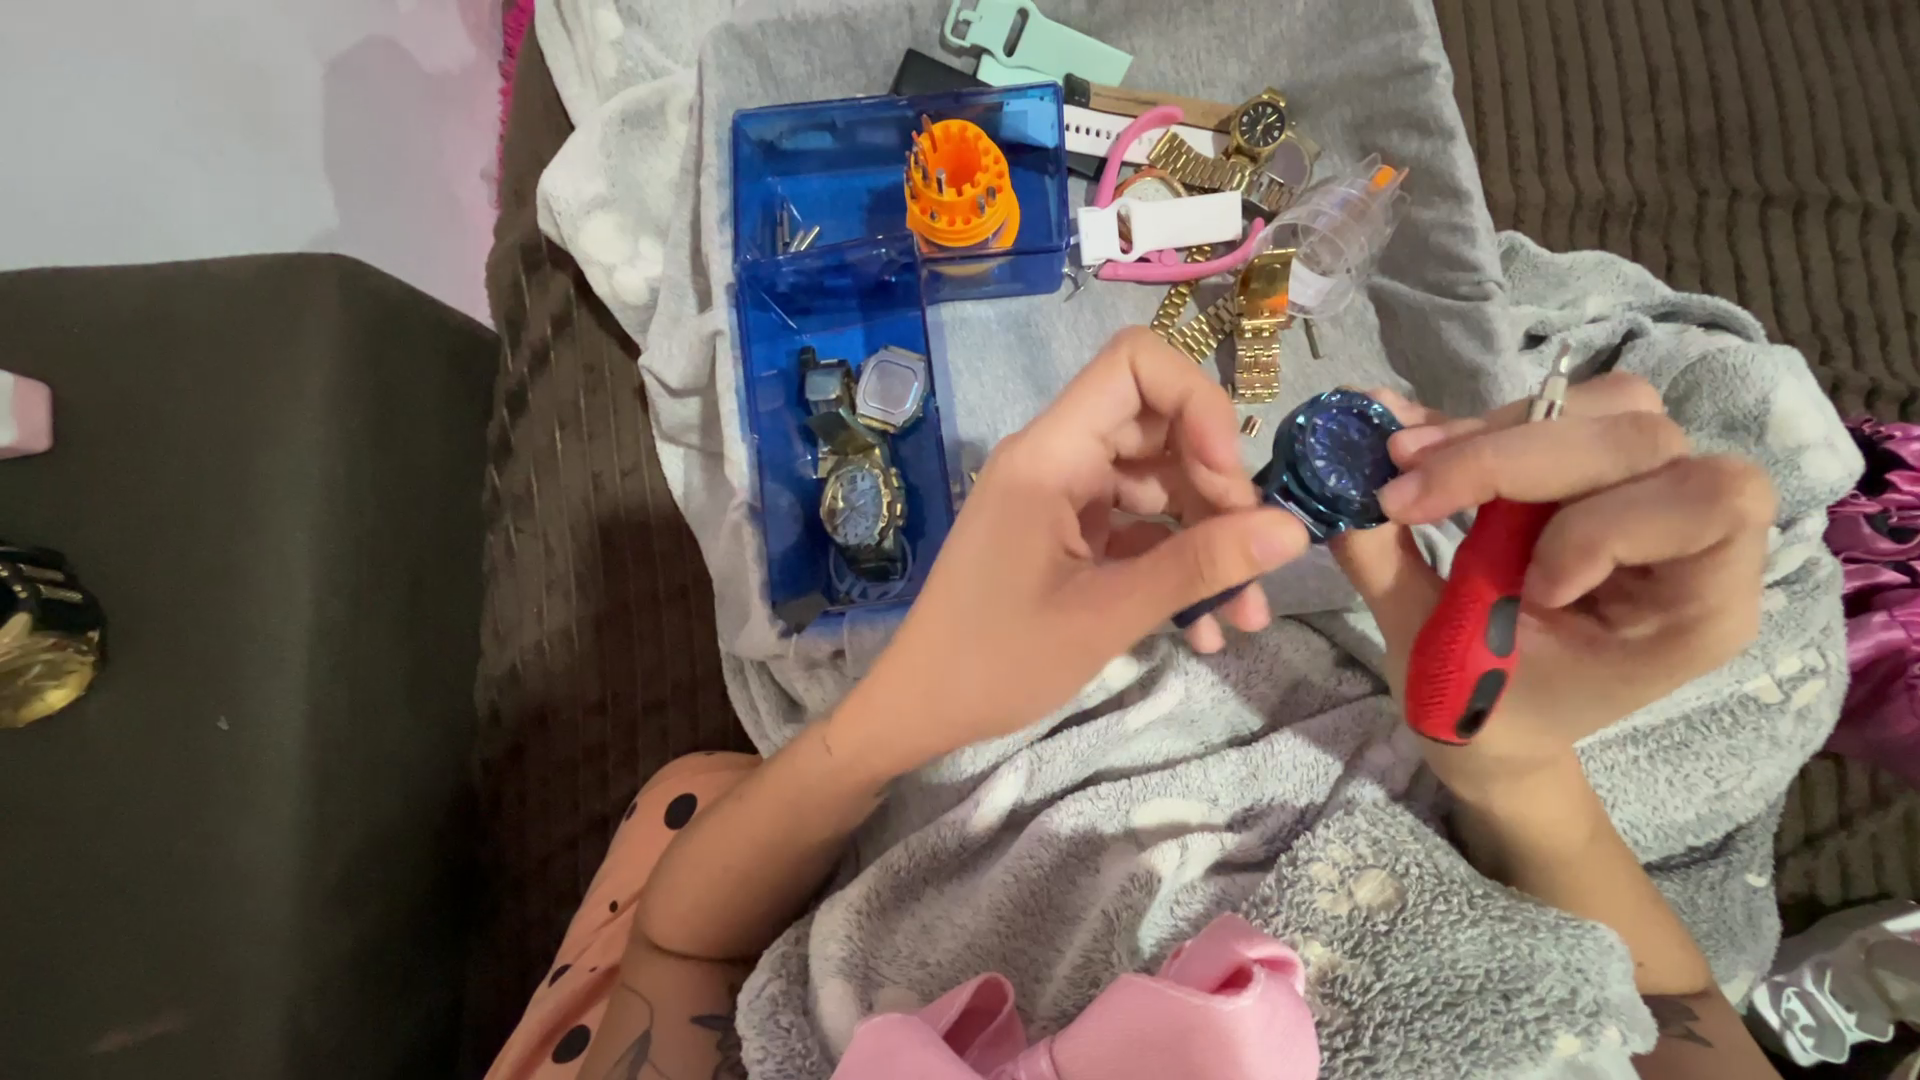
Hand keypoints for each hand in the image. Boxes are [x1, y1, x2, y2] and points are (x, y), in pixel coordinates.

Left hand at [833, 328, 1307, 772]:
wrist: (924, 705)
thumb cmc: (997, 660)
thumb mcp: (1106, 615)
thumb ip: (1198, 566)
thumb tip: (1293, 529)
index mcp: (1049, 456)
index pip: (1133, 365)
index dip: (1195, 402)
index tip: (1228, 476)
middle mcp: (1054, 459)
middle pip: (1157, 429)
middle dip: (1216, 488)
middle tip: (1249, 557)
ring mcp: (1058, 497)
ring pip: (1154, 485)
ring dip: (1205, 539)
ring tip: (1241, 612)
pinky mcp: (1063, 533)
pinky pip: (1132, 527)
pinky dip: (1169, 563)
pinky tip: (1204, 626)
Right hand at [1331, 373, 1776, 800]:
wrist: (1496, 732)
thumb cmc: (1484, 713)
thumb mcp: (1432, 653)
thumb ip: (1385, 564)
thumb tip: (1334, 478)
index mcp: (1693, 609)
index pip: (1704, 505)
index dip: (1603, 525)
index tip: (1522, 584)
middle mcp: (1689, 542)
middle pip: (1639, 436)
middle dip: (1509, 455)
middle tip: (1403, 486)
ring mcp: (1639, 500)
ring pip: (1606, 408)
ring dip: (1494, 431)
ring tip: (1406, 463)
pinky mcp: (1586, 483)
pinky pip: (1552, 420)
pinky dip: (1476, 427)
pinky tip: (1412, 445)